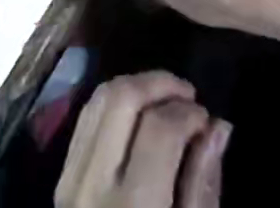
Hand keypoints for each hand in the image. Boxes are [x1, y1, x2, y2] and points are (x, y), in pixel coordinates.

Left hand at [57, 73, 228, 207]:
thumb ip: (204, 187)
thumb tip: (219, 127)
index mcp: (134, 207)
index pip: (159, 129)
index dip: (189, 113)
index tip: (209, 118)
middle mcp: (92, 185)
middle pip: (120, 99)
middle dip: (158, 83)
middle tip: (189, 94)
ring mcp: (69, 181)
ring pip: (97, 101)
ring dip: (134, 87)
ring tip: (167, 98)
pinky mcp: (60, 182)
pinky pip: (85, 121)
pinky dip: (113, 105)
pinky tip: (138, 115)